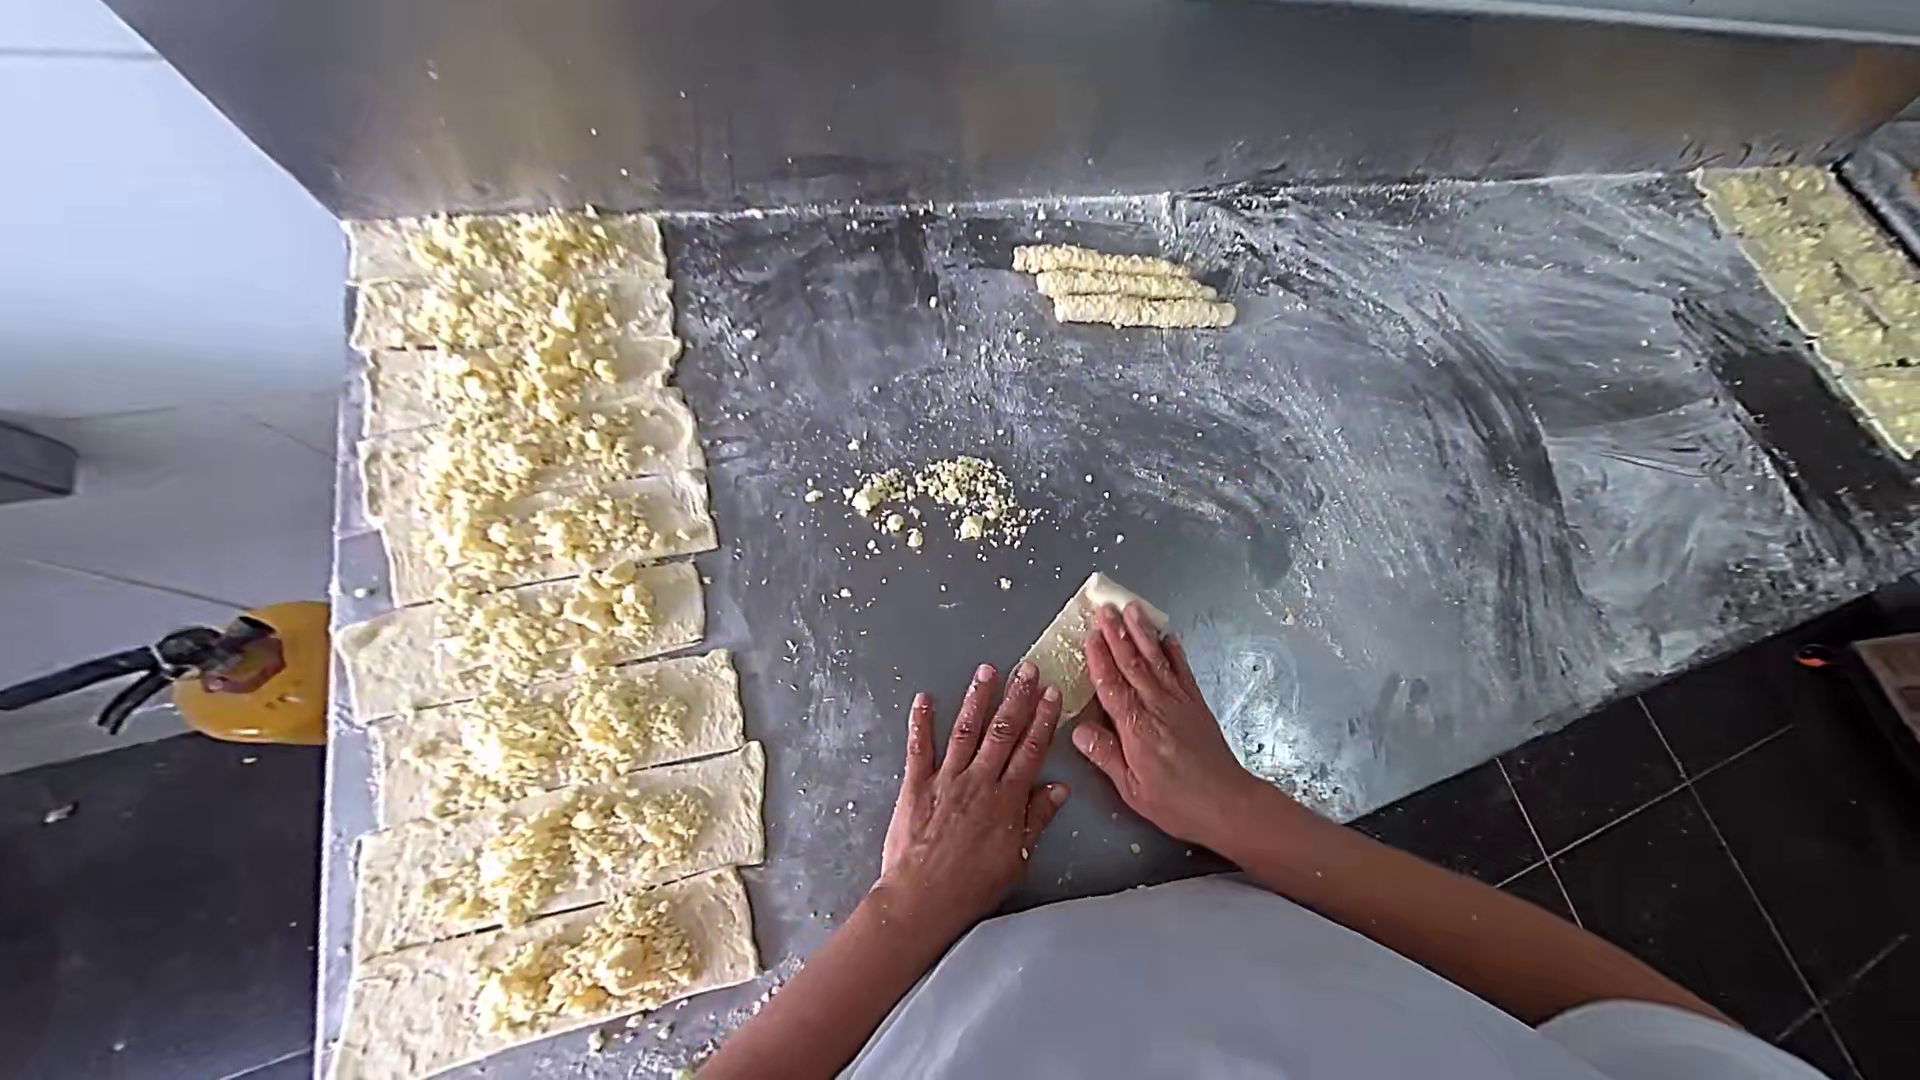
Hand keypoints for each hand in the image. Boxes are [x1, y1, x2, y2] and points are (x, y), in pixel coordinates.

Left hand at [873, 661, 1068, 941]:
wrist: (923, 900)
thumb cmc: (973, 886)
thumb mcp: (1017, 860)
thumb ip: (1037, 819)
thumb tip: (1060, 788)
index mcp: (1006, 799)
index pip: (1030, 749)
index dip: (1043, 719)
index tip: (1051, 693)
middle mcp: (978, 780)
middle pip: (1002, 731)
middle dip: (1017, 696)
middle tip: (1027, 668)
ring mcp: (946, 778)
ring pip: (965, 729)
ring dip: (977, 698)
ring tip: (987, 670)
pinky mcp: (916, 783)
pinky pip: (919, 746)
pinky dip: (921, 721)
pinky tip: (924, 698)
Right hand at [1071, 603, 1303, 852]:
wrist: (1230, 805)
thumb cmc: (1176, 802)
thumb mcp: (1132, 789)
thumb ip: (1105, 755)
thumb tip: (1078, 731)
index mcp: (1135, 727)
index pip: (1111, 685)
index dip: (1099, 658)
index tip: (1090, 634)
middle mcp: (1156, 706)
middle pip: (1132, 663)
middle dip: (1117, 634)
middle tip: (1105, 609)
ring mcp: (1178, 701)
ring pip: (1155, 660)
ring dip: (1142, 632)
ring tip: (1132, 609)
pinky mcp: (1196, 703)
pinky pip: (1182, 671)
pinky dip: (1174, 652)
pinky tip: (1167, 636)